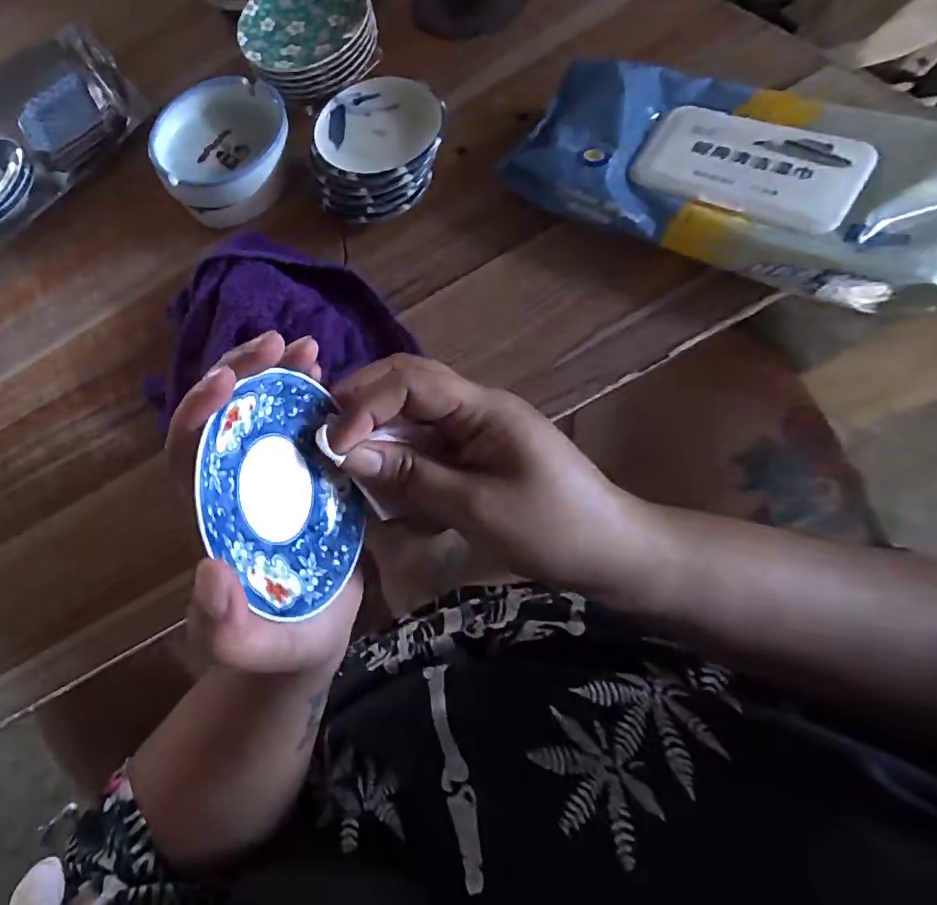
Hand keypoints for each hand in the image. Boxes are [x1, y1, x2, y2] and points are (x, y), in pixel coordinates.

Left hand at [166, 332, 364, 676]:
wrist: (310, 643)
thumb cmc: (273, 644)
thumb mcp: (246, 647)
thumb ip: (221, 626)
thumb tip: (208, 568)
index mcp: (206, 507)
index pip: (186, 447)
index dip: (198, 410)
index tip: (226, 380)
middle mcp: (229, 480)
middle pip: (223, 414)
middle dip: (242, 373)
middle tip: (278, 343)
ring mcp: (266, 474)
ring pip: (261, 410)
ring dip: (278, 374)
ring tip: (309, 350)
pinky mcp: (303, 475)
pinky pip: (299, 426)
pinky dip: (310, 397)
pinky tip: (330, 378)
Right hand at [326, 355, 653, 593]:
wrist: (616, 556)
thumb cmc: (556, 529)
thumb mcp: (479, 507)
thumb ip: (411, 476)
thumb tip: (346, 453)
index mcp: (481, 408)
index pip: (408, 380)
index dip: (363, 404)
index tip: (333, 443)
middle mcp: (469, 407)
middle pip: (400, 383)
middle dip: (357, 403)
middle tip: (320, 434)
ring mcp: (466, 428)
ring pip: (403, 410)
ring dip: (368, 428)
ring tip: (337, 454)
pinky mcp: (464, 452)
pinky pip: (414, 440)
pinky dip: (387, 453)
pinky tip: (372, 475)